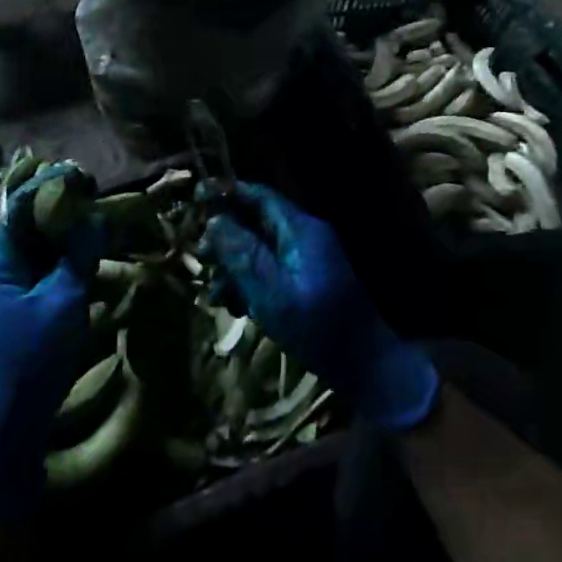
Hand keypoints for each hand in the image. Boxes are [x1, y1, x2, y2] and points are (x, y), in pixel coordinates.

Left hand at [0, 164, 103, 521]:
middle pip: (27, 226)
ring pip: (36, 250)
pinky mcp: (18, 311)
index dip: (47, 186)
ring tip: (94, 226)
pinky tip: (84, 263)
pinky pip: (40, 273)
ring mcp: (7, 292)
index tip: (80, 178)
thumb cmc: (32, 358)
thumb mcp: (62, 303)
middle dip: (59, 209)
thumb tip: (94, 218)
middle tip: (94, 201)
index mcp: (0, 261)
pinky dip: (61, 262)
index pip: (19, 207)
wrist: (8, 422)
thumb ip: (77, 257)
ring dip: (62, 236)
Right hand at [202, 183, 437, 430]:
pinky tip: (236, 308)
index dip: (226, 193)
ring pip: (258, 249)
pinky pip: (269, 271)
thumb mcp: (272, 291)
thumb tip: (214, 220)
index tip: (196, 198)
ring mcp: (306, 260)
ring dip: (233, 268)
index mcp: (301, 230)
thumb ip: (241, 253)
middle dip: (224, 239)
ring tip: (215, 296)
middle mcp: (304, 237)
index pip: (259, 196)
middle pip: (255, 223)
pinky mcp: (305, 283)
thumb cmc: (319, 327)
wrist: (366, 368)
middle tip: (201, 258)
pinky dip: (249, 285)